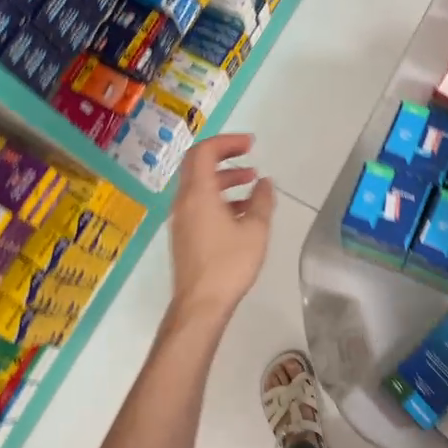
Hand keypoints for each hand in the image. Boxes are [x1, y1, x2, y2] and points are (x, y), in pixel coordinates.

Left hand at [169, 134, 276, 316]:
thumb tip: (265, 182)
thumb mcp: (255, 230)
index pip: (204, 152)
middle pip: (197, 165)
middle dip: (224, 156)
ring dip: (224, 178)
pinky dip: (218, 197)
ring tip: (252, 183)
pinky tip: (241, 211)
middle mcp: (184, 202)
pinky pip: (199, 204)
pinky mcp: (184, 235)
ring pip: (199, 186)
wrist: (200, 304)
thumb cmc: (229, 264)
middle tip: (249, 155)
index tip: (250, 144)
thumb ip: (262, 201)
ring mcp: (181, 219)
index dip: (227, 142)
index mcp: (198, 194)